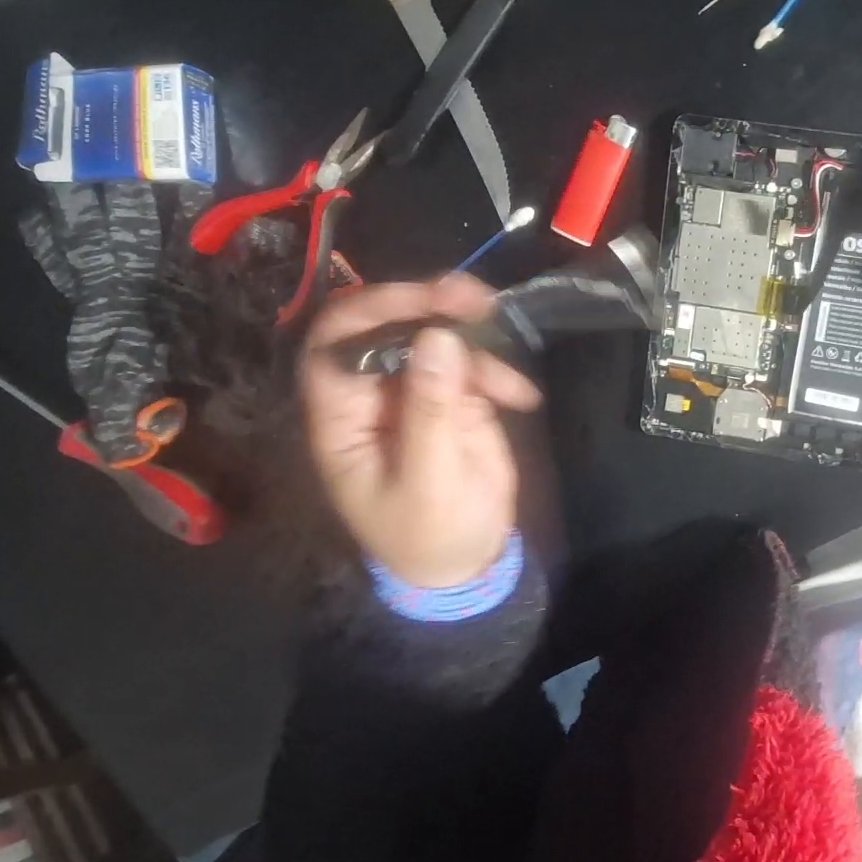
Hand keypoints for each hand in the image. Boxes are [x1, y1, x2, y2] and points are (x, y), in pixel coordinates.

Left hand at [302, 276, 541, 585]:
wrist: (468, 564)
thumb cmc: (429, 535)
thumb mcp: (428, 481)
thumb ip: (431, 411)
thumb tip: (439, 338)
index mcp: (343, 415)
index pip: (338, 343)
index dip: (372, 312)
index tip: (422, 300)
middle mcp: (374, 394)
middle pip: (387, 328)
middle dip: (427, 305)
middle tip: (474, 297)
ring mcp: (416, 392)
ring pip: (434, 338)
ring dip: (469, 331)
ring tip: (501, 329)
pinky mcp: (456, 399)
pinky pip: (473, 365)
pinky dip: (500, 372)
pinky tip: (523, 397)